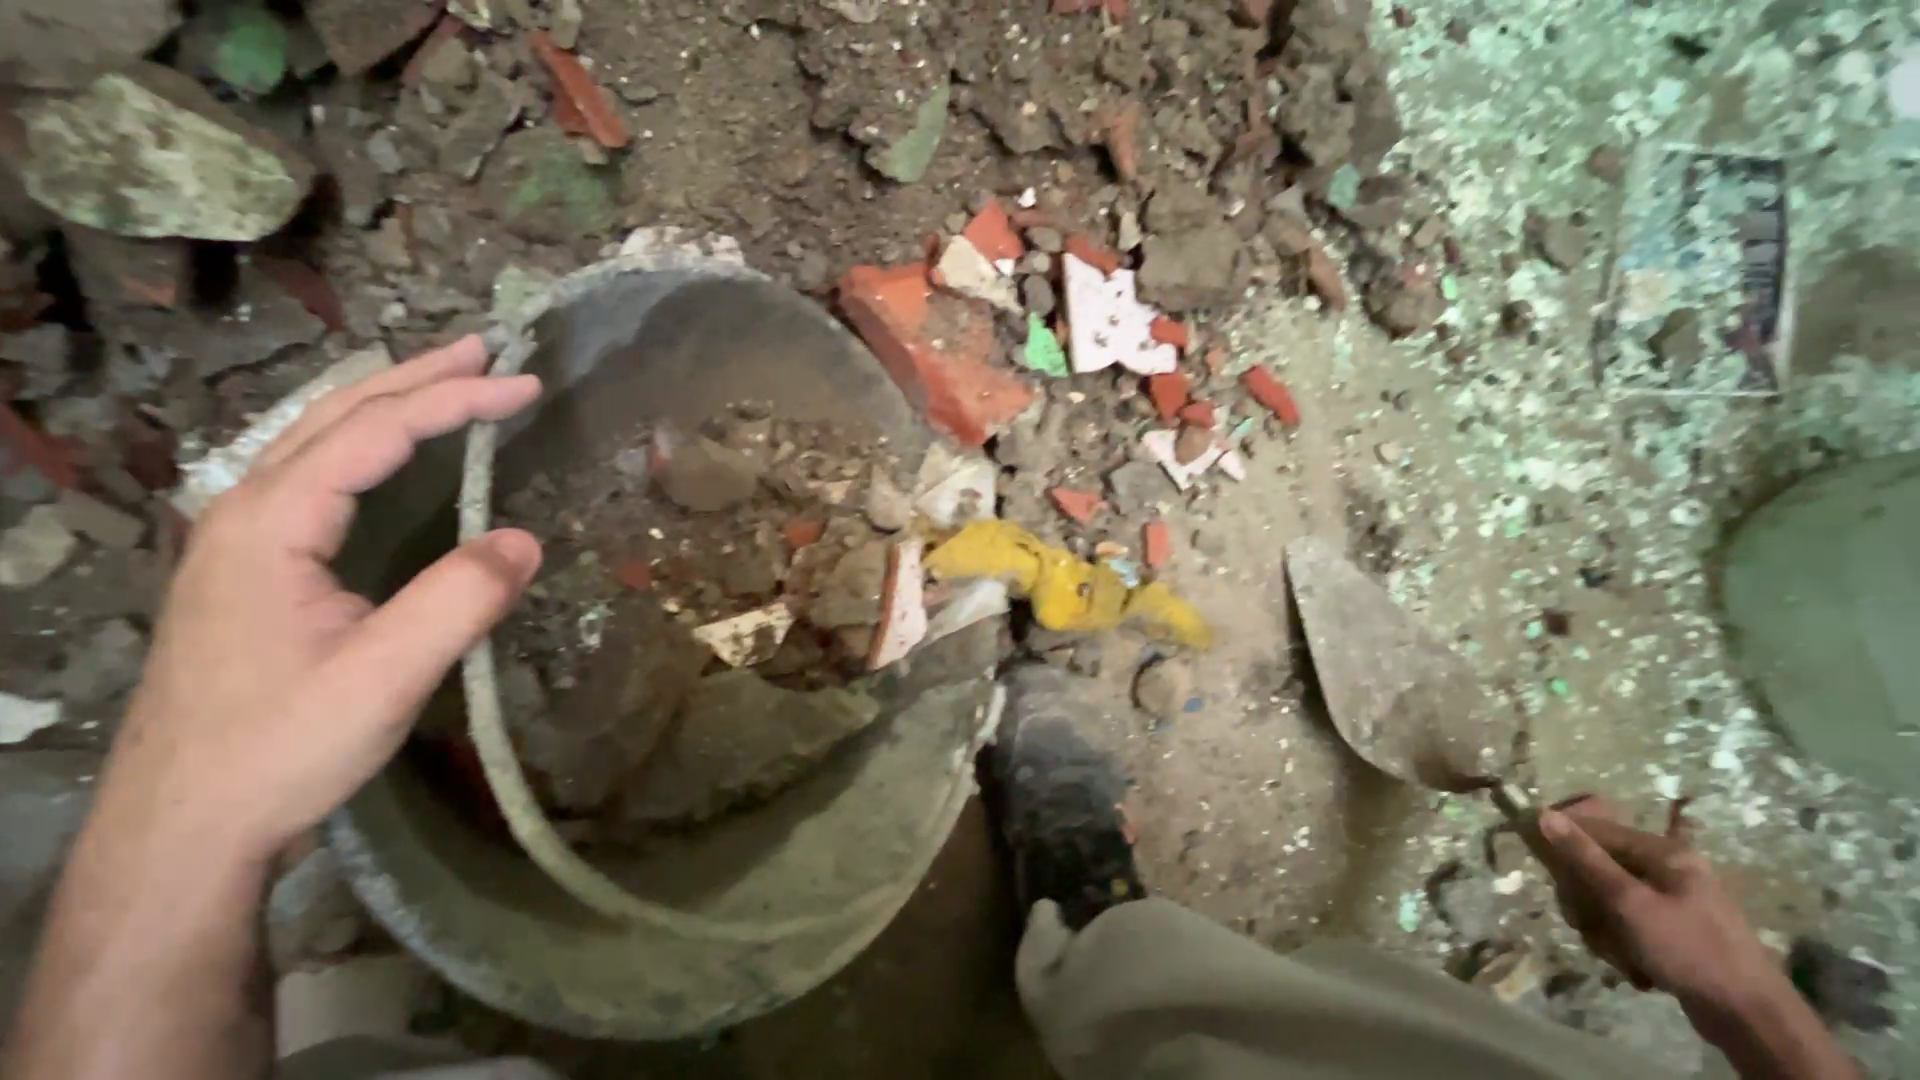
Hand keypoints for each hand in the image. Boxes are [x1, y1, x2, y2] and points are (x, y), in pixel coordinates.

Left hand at [100, 336, 542, 863]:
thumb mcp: (387, 674)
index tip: (525, 385)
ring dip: (389, 405)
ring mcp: (241, 546)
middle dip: (417, 377)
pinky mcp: (253, 576)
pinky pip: (317, 482)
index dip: (454, 401)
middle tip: (488, 350)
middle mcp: (244, 516)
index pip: (373, 433)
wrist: (184, 829)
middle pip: (335, 418)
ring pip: (317, 445)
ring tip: (449, 382)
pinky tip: (389, 459)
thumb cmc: (282, 746)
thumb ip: (460, 598)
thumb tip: (527, 538)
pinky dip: (368, 448)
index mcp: (270, 524)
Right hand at [1538, 799, 1784, 1017]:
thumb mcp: (1628, 902)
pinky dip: (1620, 942)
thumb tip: (1544, 814)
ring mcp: (1671, 901)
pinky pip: (1626, 923)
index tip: (1548, 873)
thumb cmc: (1689, 949)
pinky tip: (1631, 963)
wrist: (1750, 1017)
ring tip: (1616, 951)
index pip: (1595, 830)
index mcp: (1663, 853)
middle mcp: (1668, 870)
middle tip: (1587, 923)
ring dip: (1601, 926)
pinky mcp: (1672, 930)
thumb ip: (1585, 858)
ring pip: (1607, 899)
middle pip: (1597, 867)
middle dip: (1585, 899)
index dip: (1565, 845)